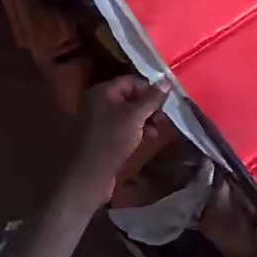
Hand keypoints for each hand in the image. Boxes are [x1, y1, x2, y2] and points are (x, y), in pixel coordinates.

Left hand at [67, 76, 169, 205]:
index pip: (130, 81)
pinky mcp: (106, 139)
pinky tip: (148, 139)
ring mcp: (102, 122)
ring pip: (129, 115)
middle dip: (149, 107)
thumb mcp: (134, 116)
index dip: (149, 89)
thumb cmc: (111, 139)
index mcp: (102, 92)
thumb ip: (151, 99)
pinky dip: (138, 131)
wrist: (89, 174)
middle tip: (162, 118)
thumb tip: (167, 82)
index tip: (165, 101)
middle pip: (131, 98)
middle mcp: (100, 103)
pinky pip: (125, 129)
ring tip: (156, 132)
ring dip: (146, 121)